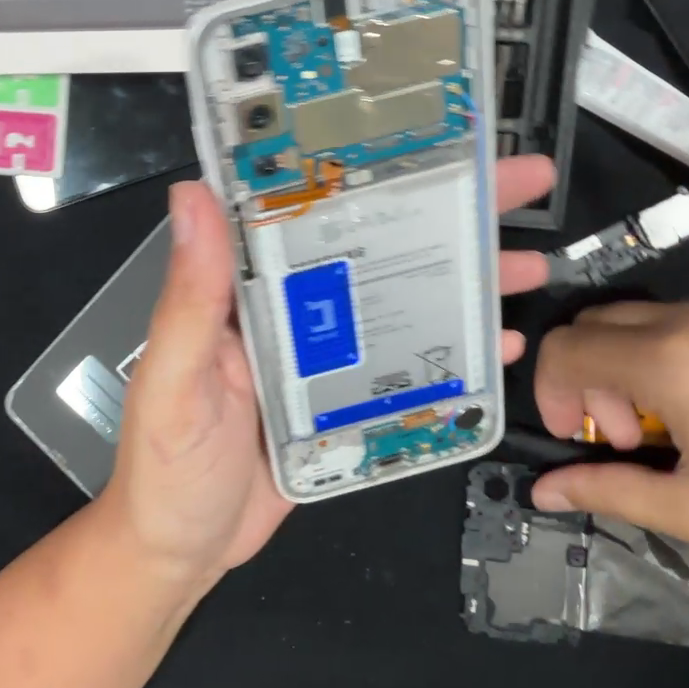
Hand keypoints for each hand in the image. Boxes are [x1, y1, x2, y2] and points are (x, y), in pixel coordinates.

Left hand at [99, 157, 559, 588]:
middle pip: (370, 246)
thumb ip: (189, 296)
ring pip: (400, 300)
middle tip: (510, 183)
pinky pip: (406, 365)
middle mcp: (287, 311)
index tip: (419, 137)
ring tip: (523, 257)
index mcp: (242, 292)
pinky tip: (495, 340)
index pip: (304, 211)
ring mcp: (320, 356)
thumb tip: (192, 195)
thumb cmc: (165, 469)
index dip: (360, 169)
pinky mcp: (343, 401)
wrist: (184, 550)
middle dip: (441, 213)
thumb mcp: (174, 380)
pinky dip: (450, 350)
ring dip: (459, 277)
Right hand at [528, 288, 688, 598]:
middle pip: (605, 322)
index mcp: (671, 358)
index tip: (584, 437)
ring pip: (666, 317)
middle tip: (643, 435)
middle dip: (598, 377)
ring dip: (654, 362)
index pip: (564, 346)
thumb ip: (607, 491)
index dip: (551, 391)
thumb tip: (542, 491)